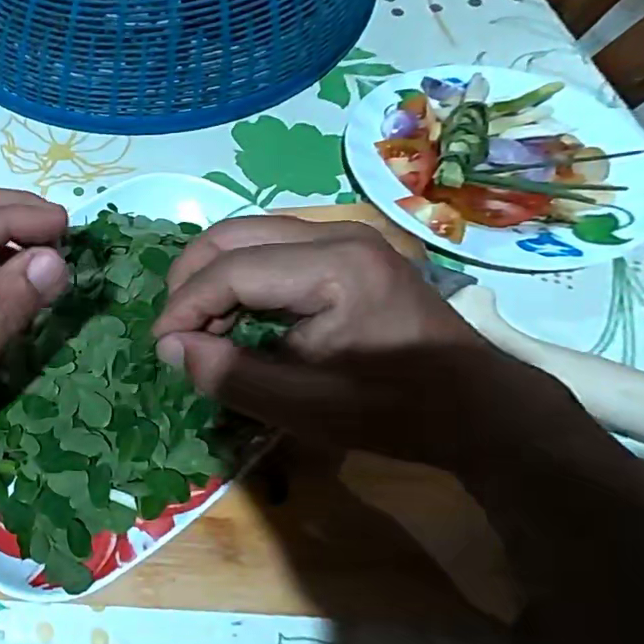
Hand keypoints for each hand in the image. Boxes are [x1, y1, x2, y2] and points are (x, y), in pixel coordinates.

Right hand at [149, 216, 577, 467]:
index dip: (185, 306)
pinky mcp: (344, 247)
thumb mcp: (306, 406)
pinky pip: (267, 247)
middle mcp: (337, 233)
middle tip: (178, 331)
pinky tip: (236, 315)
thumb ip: (230, 375)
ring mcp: (343, 235)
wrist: (480, 407)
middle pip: (231, 235)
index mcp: (335, 267)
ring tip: (203, 327)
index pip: (232, 271)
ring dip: (211, 276)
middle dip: (190, 281)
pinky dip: (238, 277)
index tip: (162, 346)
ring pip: (245, 235)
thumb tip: (169, 347)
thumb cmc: (395, 410)